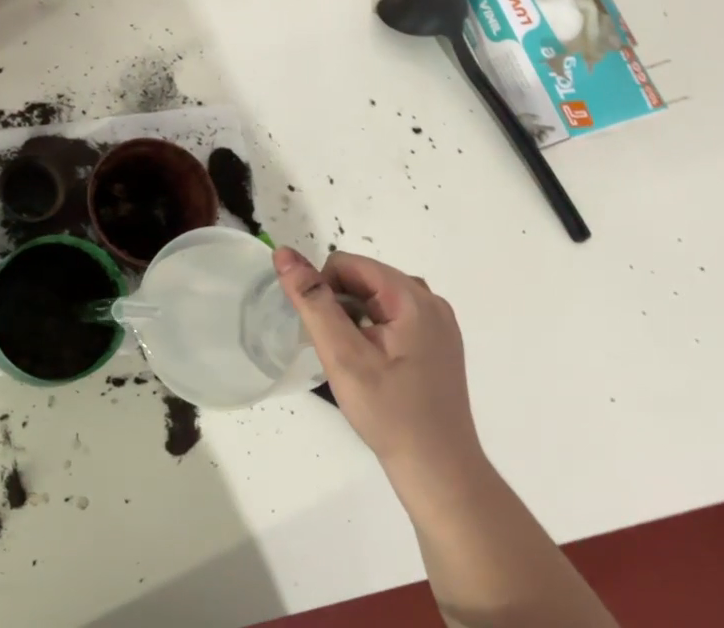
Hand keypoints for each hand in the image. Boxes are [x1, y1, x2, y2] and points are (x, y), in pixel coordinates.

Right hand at [274, 246, 480, 473]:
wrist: (439, 469)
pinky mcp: (439, 344)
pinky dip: (373, 332)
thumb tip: (284, 254)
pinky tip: (374, 368)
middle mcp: (431, 302)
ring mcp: (439, 324)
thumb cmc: (389, 412)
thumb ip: (312, 301)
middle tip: (338, 352)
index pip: (347, 264)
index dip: (323, 291)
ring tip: (354, 362)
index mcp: (413, 297)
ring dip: (354, 320)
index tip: (324, 334)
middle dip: (340, 306)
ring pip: (377, 299)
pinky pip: (394, 318)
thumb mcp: (342, 355)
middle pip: (364, 278)